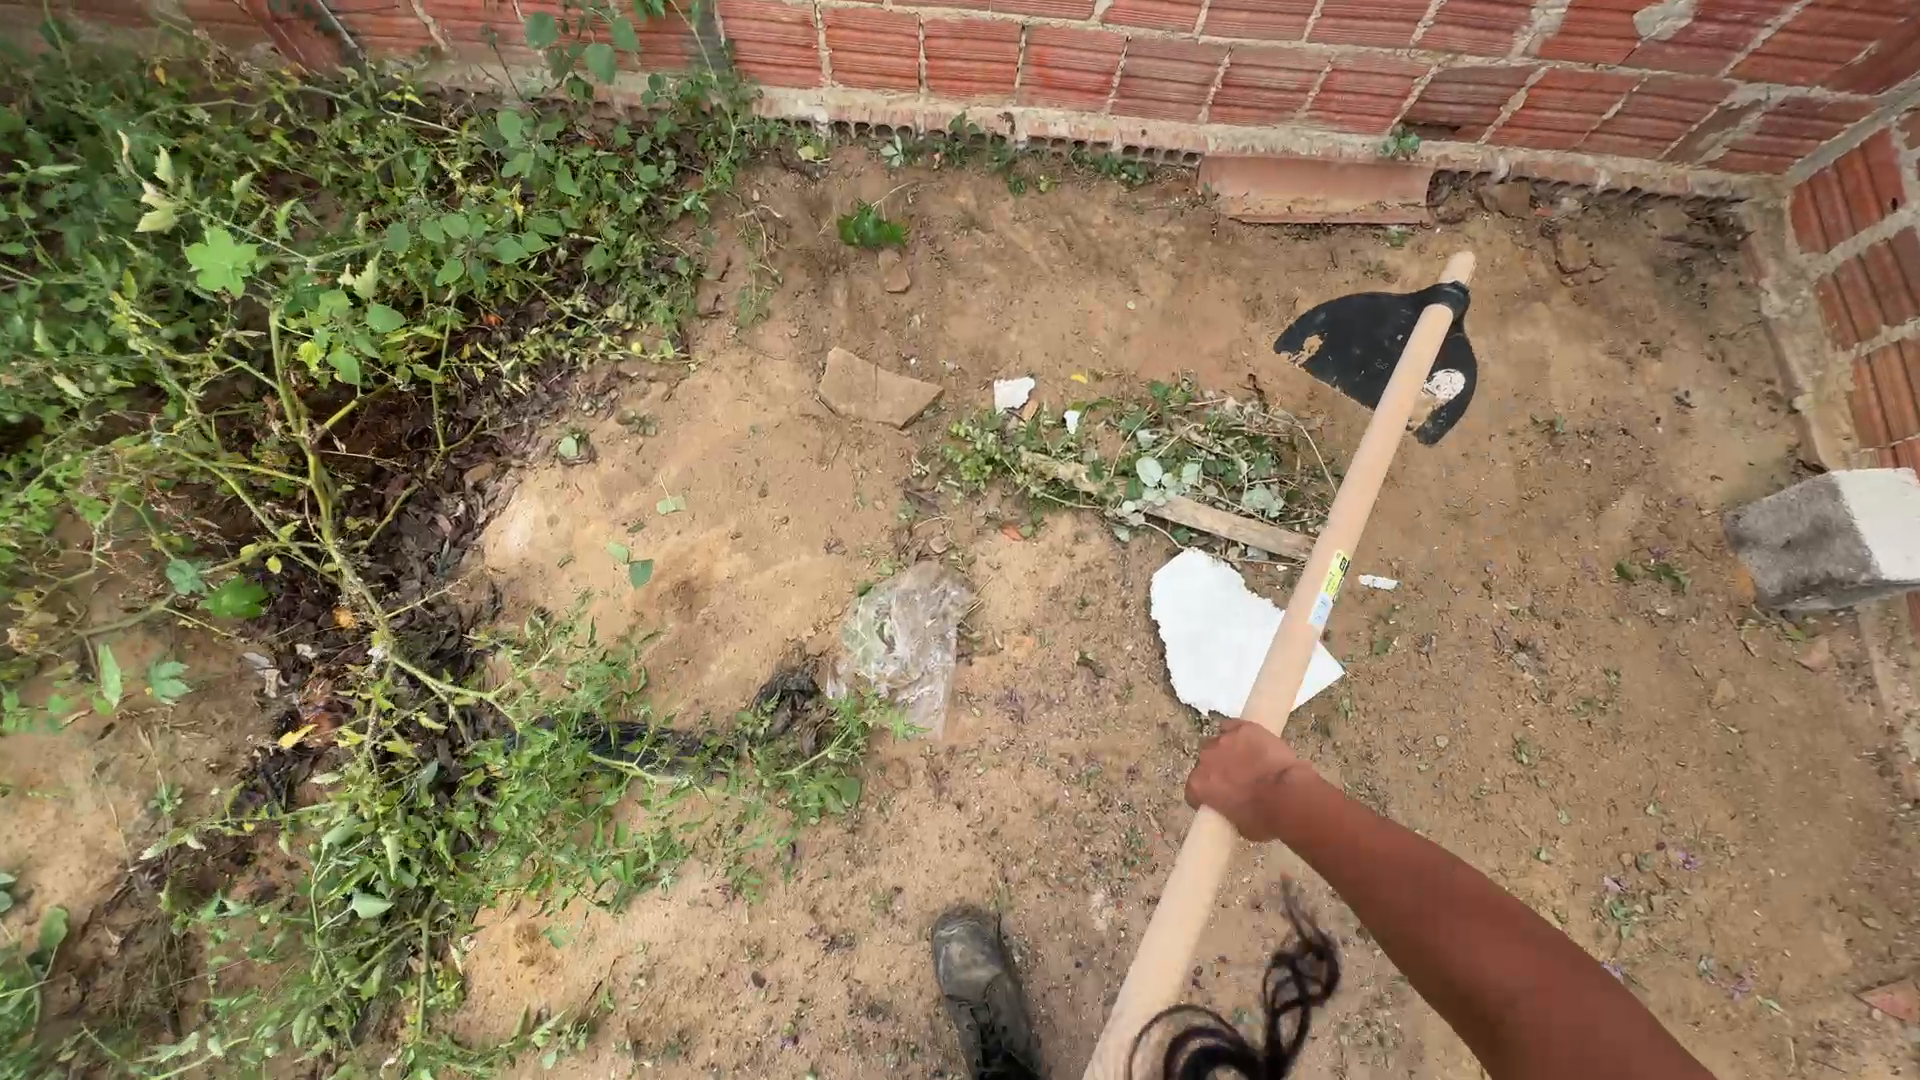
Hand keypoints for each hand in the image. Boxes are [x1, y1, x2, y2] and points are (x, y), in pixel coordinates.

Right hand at [1184, 720, 1313, 841]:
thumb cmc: (1265, 818)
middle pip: (1206, 761)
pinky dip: (1238, 733)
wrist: (1289, 797)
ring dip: (1229, 750)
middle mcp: (1204, 759)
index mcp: (1198, 785)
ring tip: (1249, 760)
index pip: (1194, 787)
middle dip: (1218, 769)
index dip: (1206, 792)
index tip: (1218, 797)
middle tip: (1237, 779)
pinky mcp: (1243, 728)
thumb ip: (1226, 809)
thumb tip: (1231, 805)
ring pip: (1220, 742)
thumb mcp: (1238, 825)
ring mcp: (1224, 740)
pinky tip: (1249, 740)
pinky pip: (1233, 726)